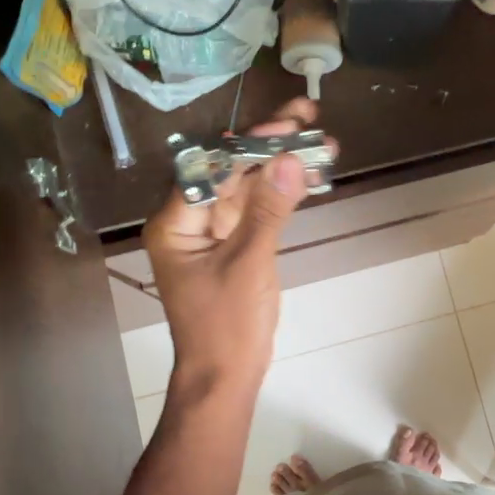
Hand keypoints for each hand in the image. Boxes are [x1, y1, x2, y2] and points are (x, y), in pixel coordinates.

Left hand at [143, 98, 323, 398]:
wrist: (225, 378)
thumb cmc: (227, 326)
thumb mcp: (249, 265)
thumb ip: (269, 210)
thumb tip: (291, 160)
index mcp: (174, 222)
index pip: (211, 166)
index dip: (250, 142)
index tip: (288, 125)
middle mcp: (188, 221)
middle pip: (228, 170)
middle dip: (268, 145)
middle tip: (307, 115)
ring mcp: (211, 234)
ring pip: (245, 188)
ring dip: (279, 166)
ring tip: (319, 139)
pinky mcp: (232, 248)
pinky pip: (254, 211)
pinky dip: (279, 195)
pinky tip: (308, 174)